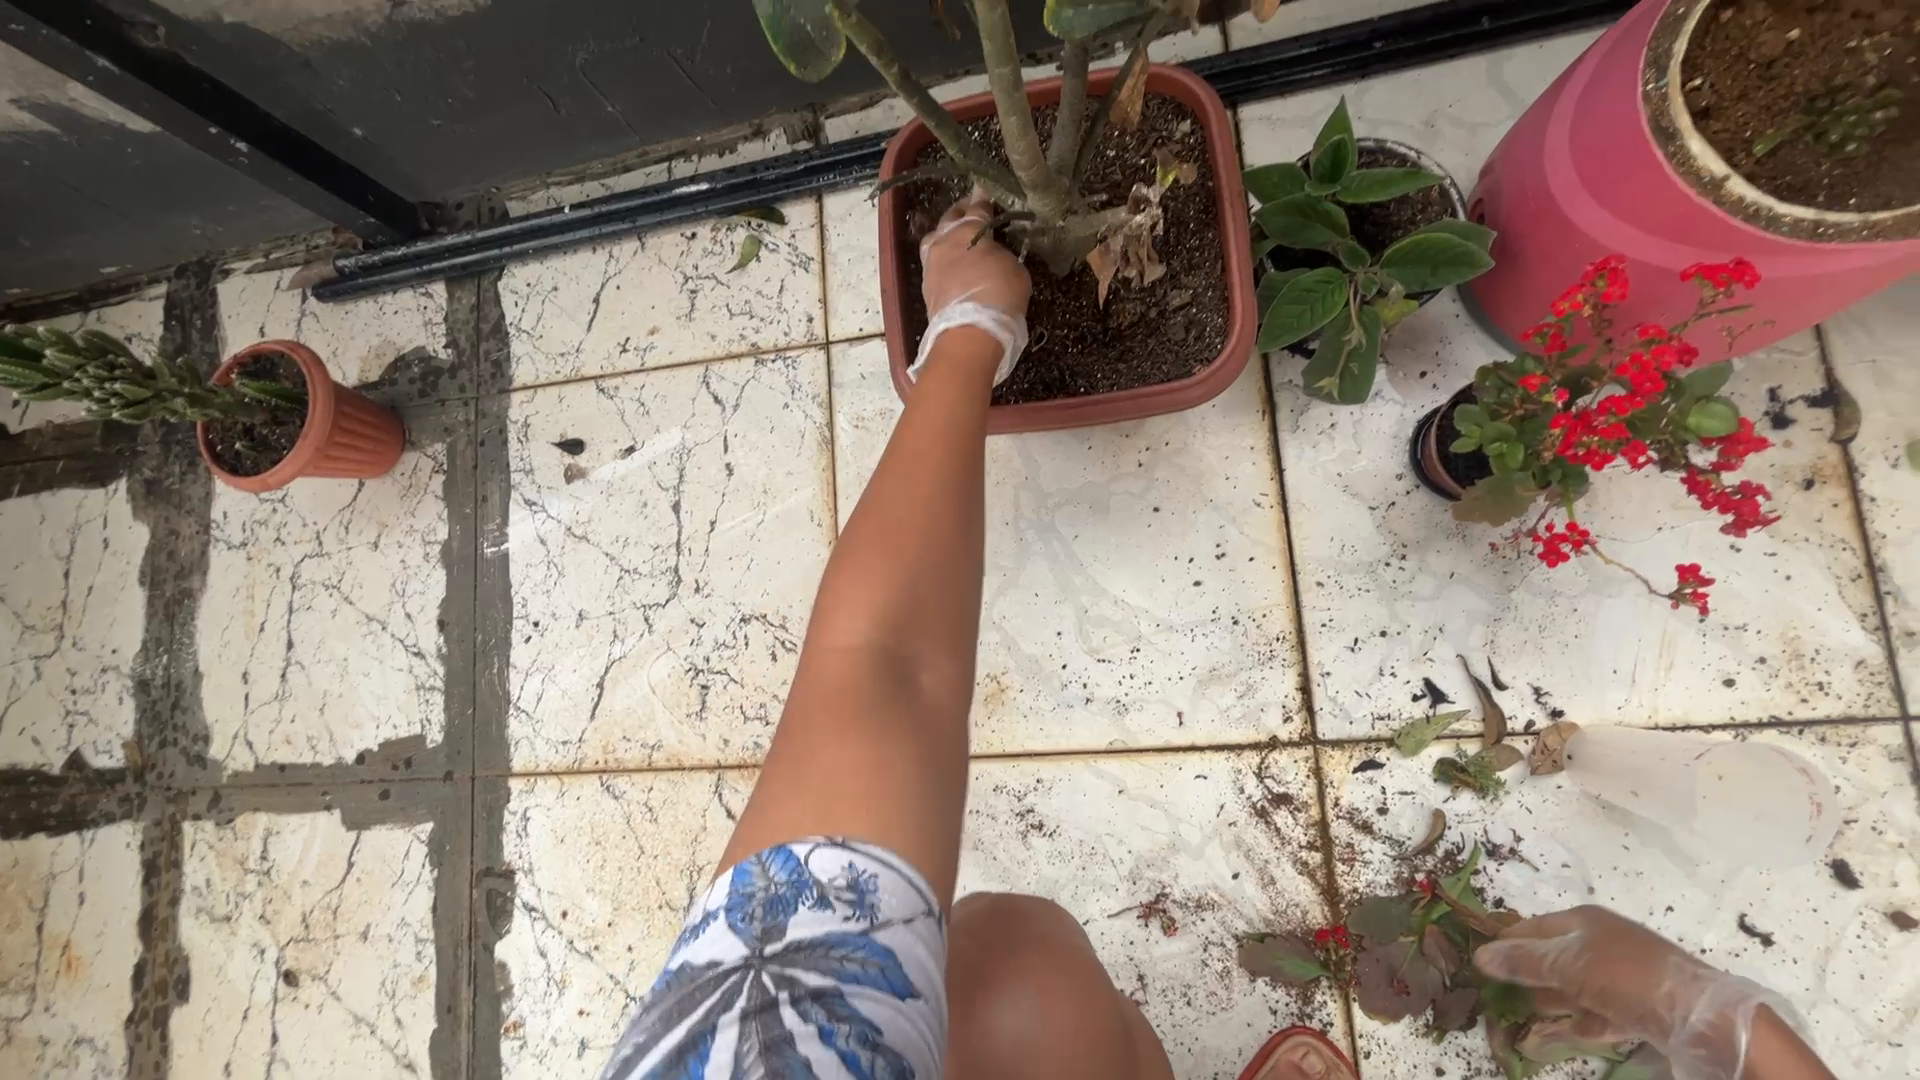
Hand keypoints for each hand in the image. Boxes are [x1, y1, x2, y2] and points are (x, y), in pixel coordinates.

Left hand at [911, 186, 1030, 384]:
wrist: (968, 336)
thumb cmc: (998, 296)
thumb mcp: (1015, 270)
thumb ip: (1003, 255)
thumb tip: (994, 255)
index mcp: (967, 230)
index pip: (977, 206)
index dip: (983, 196)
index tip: (984, 186)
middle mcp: (943, 242)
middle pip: (949, 219)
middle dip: (959, 212)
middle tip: (969, 209)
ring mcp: (930, 267)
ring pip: (935, 242)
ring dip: (945, 237)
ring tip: (956, 240)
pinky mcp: (926, 291)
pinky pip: (934, 266)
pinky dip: (944, 262)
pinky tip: (953, 267)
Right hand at [1474, 906, 1817, 1079]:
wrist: (1708, 1020)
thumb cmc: (1626, 977)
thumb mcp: (1567, 965)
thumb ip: (1522, 961)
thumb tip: (1478, 956)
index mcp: (1582, 921)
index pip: (1529, 928)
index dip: (1503, 943)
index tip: (1477, 963)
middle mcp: (1600, 943)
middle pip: (1551, 957)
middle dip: (1523, 976)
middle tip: (1495, 995)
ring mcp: (1622, 977)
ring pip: (1572, 987)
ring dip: (1546, 1002)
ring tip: (1518, 1019)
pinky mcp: (1639, 1009)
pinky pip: (1595, 1012)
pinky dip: (1574, 1023)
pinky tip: (1554, 1036)